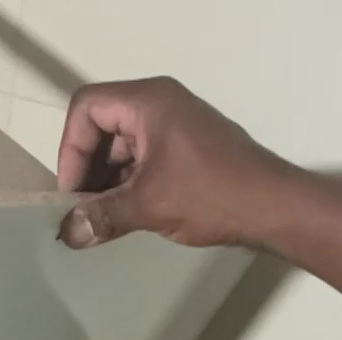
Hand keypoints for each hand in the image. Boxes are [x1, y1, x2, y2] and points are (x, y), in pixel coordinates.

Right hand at [56, 76, 299, 249]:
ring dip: (109, 184)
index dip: (71, 150)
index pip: (87, 108)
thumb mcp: (149, 206)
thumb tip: (68, 233)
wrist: (273, 207)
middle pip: (104, 128)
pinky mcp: (188, 154)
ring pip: (125, 150)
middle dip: (89, 170)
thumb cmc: (212, 194)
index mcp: (148, 103)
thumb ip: (104, 217)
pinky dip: (131, 187)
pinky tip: (128, 218)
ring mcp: (177, 129)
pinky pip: (146, 163)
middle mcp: (161, 107)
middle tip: (83, 211)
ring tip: (103, 221)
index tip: (72, 192)